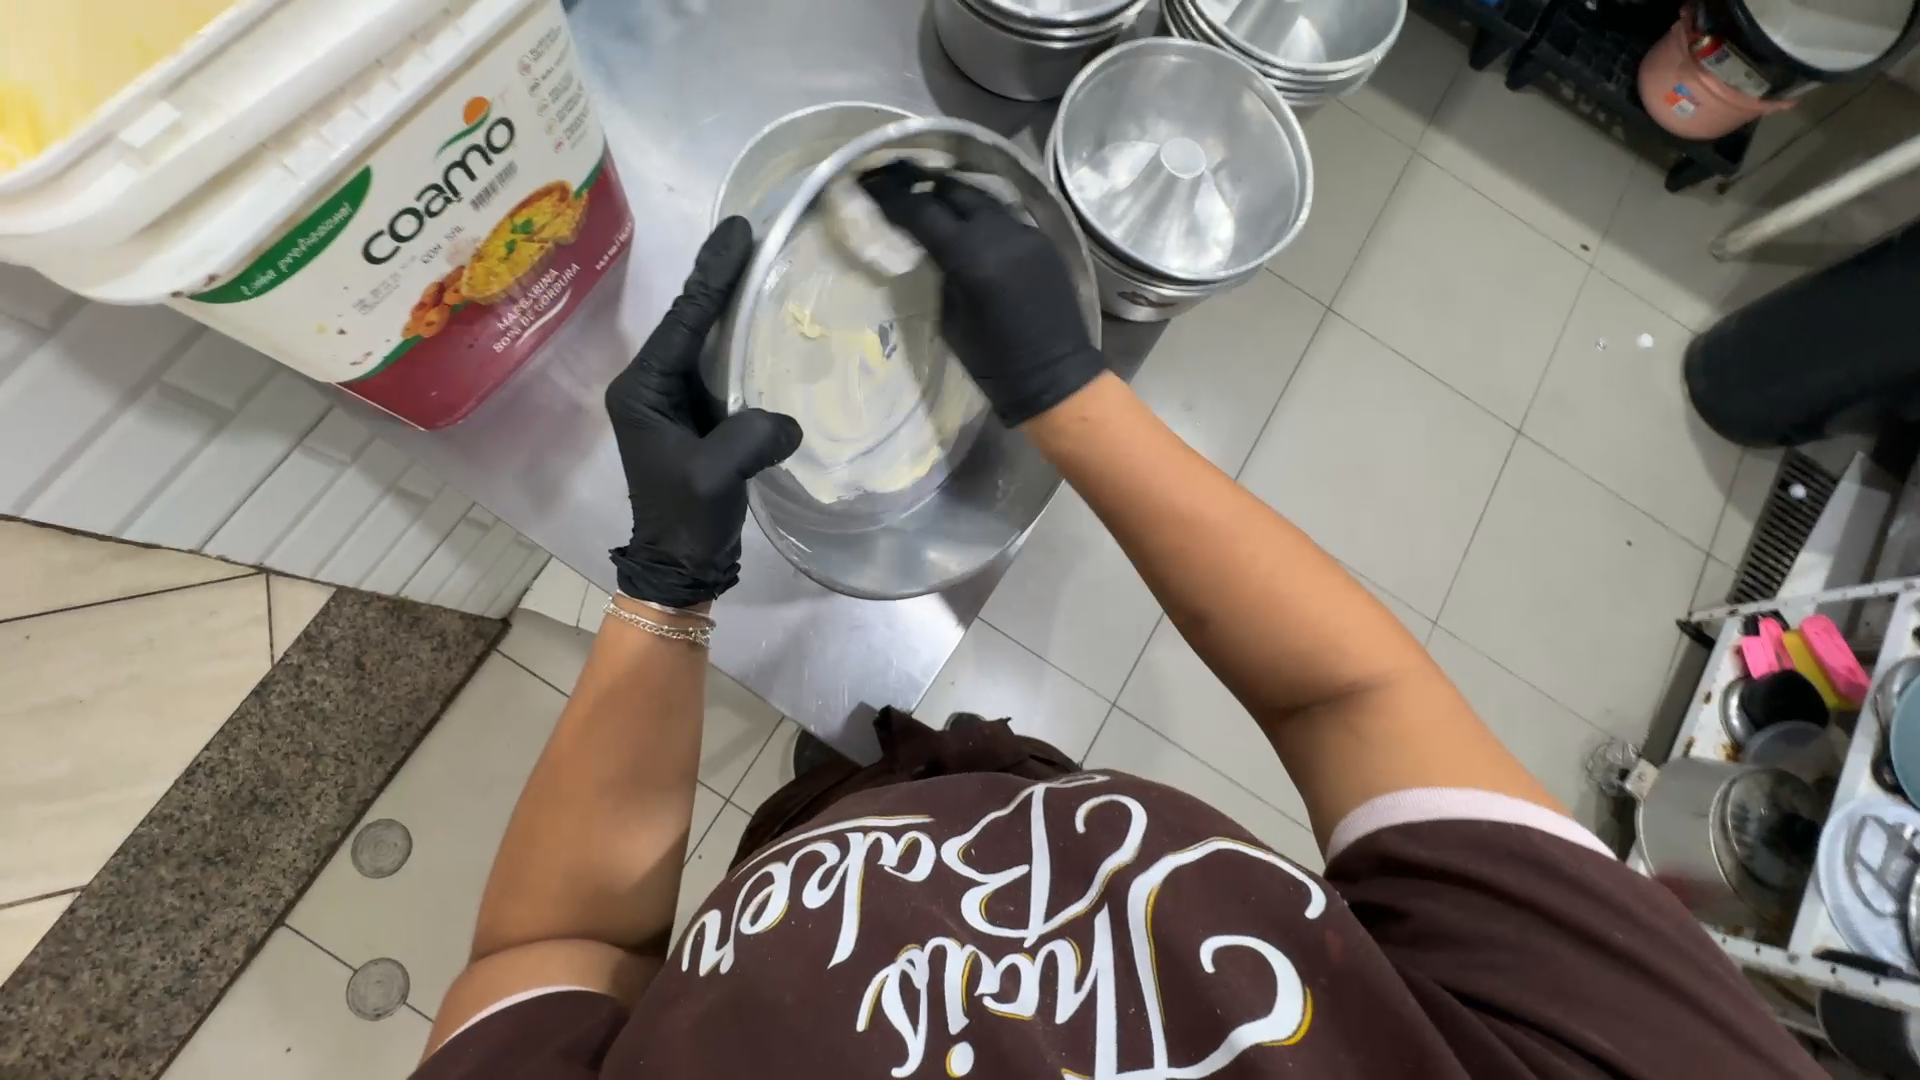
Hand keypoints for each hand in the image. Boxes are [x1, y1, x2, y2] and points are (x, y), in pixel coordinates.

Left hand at [606, 217, 801, 606]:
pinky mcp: (696, 415)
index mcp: (643, 389)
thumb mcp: (715, 477)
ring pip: (706, 342)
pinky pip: (720, 368)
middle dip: (721, 280)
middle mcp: (652, 385)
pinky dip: (743, 345)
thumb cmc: (687, 517)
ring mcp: (673, 400)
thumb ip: (750, 439)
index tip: (738, 231)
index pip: (683, 320)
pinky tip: (768, 329)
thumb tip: (788, 419)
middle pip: (691, 322)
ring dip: (733, 309)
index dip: (713, 275)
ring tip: (763, 269)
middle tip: (752, 237)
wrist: (681, 559)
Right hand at [859, 161, 1105, 425]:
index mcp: (971, 258)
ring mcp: (1026, 232)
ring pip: (983, 199)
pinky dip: (983, 216)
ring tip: (934, 205)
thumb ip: (937, 275)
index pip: (923, 212)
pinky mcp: (1043, 240)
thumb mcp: (950, 321)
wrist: (1054, 374)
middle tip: (902, 194)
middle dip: (925, 191)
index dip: (894, 200)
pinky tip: (971, 226)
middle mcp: (1000, 233)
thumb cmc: (994, 363)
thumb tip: (923, 248)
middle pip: (954, 192)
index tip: (873, 192)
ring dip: (956, 200)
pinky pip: (1005, 216)